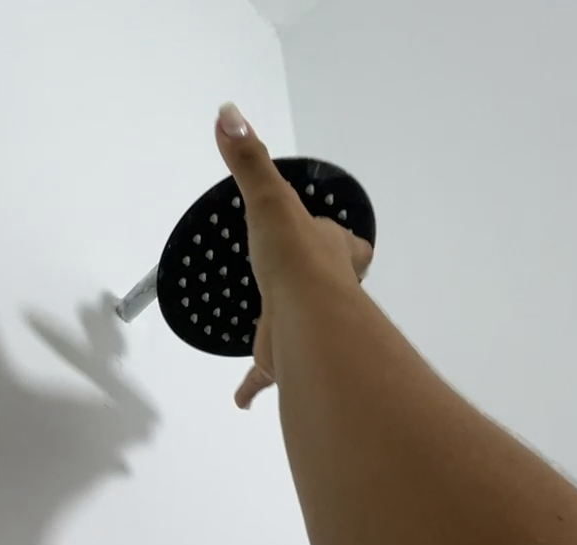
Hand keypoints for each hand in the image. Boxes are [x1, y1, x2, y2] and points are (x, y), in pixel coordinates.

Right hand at [213, 102, 374, 408]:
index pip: (348, 246)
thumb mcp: (270, 199)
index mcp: (329, 256)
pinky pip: (267, 376)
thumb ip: (248, 160)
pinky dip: (253, 386)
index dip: (344, 245)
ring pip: (303, 336)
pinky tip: (242, 398)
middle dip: (321, 293)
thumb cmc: (295, 255)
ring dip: (291, 339)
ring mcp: (307, 332)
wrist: (306, 315)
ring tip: (277, 339)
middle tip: (302, 290)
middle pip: (331, 292)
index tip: (340, 244)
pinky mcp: (285, 362)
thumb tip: (227, 114)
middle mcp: (327, 295)